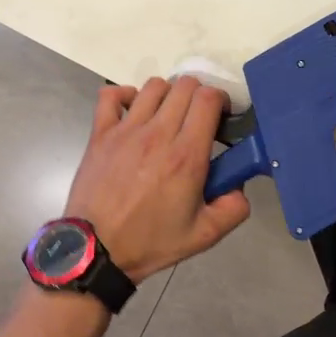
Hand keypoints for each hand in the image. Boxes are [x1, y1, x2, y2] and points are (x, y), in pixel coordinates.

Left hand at [64, 77, 249, 282]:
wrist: (96, 251)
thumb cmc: (150, 242)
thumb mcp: (204, 235)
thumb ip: (234, 207)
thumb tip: (239, 182)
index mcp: (186, 155)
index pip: (208, 99)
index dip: (220, 101)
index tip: (221, 118)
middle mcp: (158, 134)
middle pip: (185, 86)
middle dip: (198, 96)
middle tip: (198, 119)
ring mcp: (126, 130)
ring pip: (154, 86)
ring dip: (168, 95)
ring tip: (168, 116)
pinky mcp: (100, 133)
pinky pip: (111, 94)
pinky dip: (125, 95)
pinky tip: (134, 112)